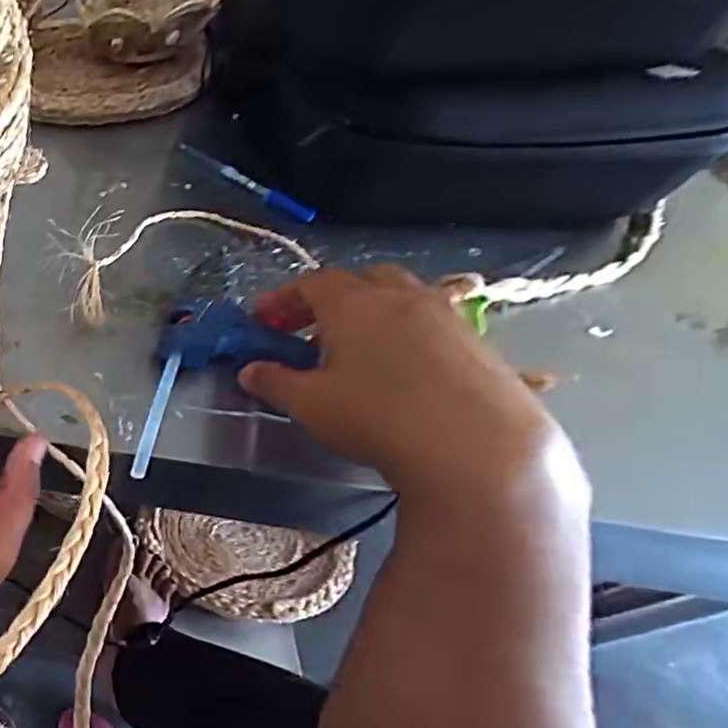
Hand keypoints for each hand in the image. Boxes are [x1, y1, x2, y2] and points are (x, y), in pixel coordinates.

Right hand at [241, 267, 585, 507]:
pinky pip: (429, 322)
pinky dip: (403, 333)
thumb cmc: (375, 416)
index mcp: (354, 304)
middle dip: (328, 299)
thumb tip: (250, 370)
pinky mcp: (477, 342)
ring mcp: (445, 316)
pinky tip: (397, 370)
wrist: (475, 447)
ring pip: (400, 297)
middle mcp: (401, 297)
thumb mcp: (307, 403)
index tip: (261, 320)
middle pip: (360, 280)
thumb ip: (273, 381)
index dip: (281, 298)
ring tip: (353, 350)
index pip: (311, 283)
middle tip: (306, 330)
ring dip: (369, 313)